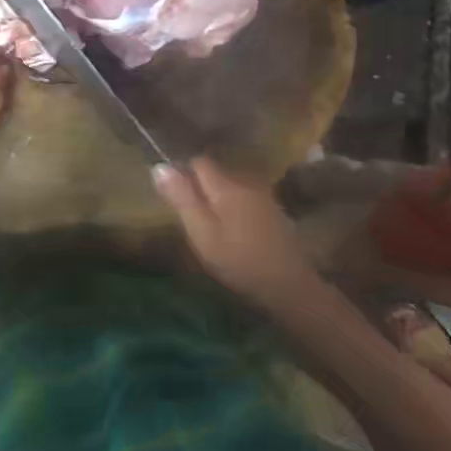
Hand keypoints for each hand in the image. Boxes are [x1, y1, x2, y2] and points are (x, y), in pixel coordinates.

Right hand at [152, 158, 315, 297]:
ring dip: (217, 199)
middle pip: (216, 174)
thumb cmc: (238, 260)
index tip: (173, 193)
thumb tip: (159, 166)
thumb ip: (181, 198)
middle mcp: (247, 185)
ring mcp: (265, 199)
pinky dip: (233, 209)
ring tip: (208, 224)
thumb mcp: (201, 232)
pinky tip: (232, 232)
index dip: (183, 171)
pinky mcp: (275, 215)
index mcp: (226, 187)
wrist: (291, 288)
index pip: (199, 162)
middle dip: (200, 186)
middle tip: (188, 214)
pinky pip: (245, 201)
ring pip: (231, 188)